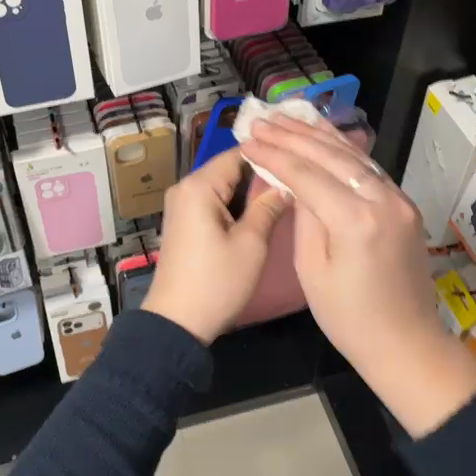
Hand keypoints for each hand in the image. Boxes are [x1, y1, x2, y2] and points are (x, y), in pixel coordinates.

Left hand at [142, 147, 289, 344]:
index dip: (267, 155)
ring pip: (222, 186)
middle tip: (297, 176)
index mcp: (198, 186)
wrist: (177, 320)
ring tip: (286, 192)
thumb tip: (286, 185)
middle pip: (228, 169)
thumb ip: (268, 208)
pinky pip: (213, 202)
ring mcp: (181, 205)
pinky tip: (260, 211)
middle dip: (260, 173)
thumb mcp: (251, 244)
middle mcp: (185, 188)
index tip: (297, 158)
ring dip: (249, 190)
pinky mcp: (184, 222)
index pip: (236, 155)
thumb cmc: (216, 281)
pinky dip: (235, 204)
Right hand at [241, 115, 475, 435]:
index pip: (306, 173)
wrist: (406, 343)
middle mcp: (382, 200)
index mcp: (355, 219)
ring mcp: (399, 200)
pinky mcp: (404, 205)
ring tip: (286, 118)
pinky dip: (341, 149)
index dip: (273, 154)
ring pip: (353, 155)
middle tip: (261, 121)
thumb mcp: (311, 269)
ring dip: (317, 134)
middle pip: (330, 155)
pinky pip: (368, 168)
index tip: (247, 140)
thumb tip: (293, 181)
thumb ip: (303, 216)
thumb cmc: (348, 317)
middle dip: (292, 135)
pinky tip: (322, 137)